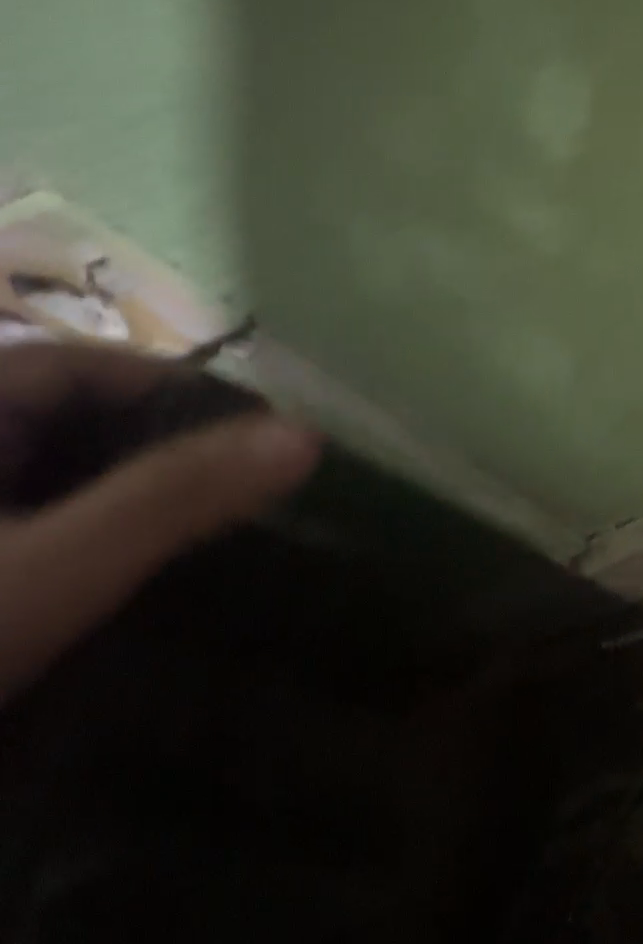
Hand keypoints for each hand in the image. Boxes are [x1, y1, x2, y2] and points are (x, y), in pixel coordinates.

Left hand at [0, 344, 320, 700]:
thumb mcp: (48, 570)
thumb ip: (174, 497)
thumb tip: (307, 437)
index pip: (79, 367)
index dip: (183, 390)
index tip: (276, 437)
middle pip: (73, 421)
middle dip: (173, 449)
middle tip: (266, 493)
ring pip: (57, 477)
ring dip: (141, 499)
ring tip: (225, 535)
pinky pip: (36, 527)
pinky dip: (97, 539)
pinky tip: (142, 576)